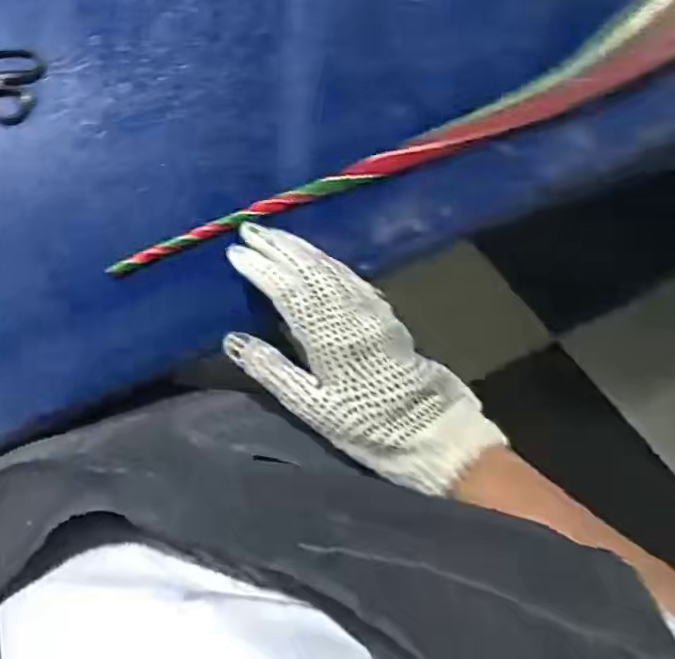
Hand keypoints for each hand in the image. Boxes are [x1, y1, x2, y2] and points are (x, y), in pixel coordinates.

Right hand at [222, 224, 505, 494]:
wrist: (443, 444)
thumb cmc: (369, 427)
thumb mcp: (312, 408)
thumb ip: (272, 370)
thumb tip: (232, 338)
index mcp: (332, 340)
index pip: (290, 293)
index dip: (262, 269)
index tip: (235, 253)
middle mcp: (355, 320)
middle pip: (312, 273)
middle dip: (279, 248)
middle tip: (249, 230)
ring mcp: (376, 317)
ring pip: (334, 271)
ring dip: (302, 249)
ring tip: (275, 235)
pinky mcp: (389, 320)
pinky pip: (354, 280)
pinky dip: (329, 262)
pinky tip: (317, 257)